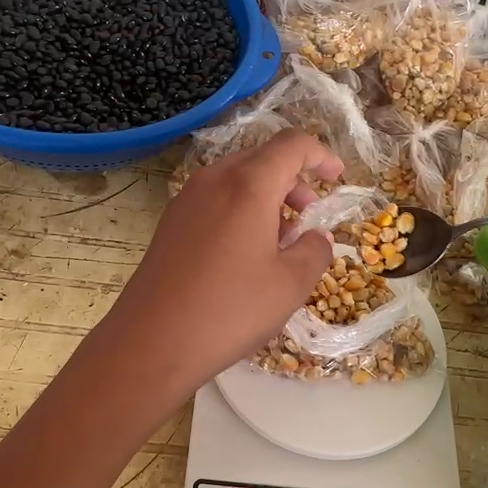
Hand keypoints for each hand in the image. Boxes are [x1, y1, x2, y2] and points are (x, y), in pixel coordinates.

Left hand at [96, 131, 340, 400]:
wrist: (150, 342)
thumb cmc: (229, 310)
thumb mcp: (290, 285)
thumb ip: (314, 251)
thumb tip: (317, 237)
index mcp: (248, 185)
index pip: (291, 145)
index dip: (320, 154)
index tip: (337, 175)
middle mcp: (214, 180)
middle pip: (262, 159)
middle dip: (293, 179)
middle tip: (309, 215)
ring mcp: (186, 200)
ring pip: (236, 179)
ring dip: (266, 197)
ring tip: (280, 240)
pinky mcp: (170, 224)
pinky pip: (214, 200)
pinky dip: (239, 210)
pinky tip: (245, 252)